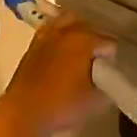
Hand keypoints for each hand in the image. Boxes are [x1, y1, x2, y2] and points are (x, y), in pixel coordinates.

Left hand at [0, 16, 115, 136]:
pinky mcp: (33, 46)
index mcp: (84, 40)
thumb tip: (108, 80)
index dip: (113, 56)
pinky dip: (60, 38)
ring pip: (67, 23)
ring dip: (77, 33)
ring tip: (81, 51)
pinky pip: (52, 32)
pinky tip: (62, 54)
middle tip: (100, 58)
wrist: (23, 112)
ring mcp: (46, 36)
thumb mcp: (95, 100)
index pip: (109, 42)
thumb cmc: (62, 104)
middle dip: (97, 39)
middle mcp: (65, 31)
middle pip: (88, 26)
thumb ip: (107, 85)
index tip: (112, 69)